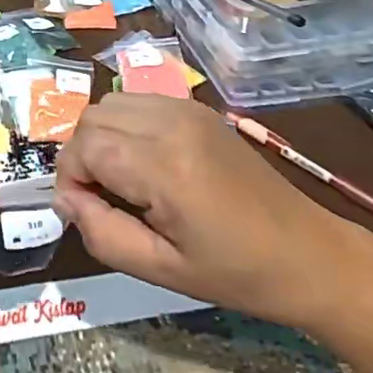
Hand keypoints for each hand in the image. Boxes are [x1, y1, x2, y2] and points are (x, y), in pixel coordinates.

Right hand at [53, 94, 353, 327]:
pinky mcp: (195, 107)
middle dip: (80, 155)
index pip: (84, 147)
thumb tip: (65, 199)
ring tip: (119, 177)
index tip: (81, 208)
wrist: (307, 252)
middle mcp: (171, 123)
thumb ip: (102, 233)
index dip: (69, 177)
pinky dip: (124, 125)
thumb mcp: (161, 270)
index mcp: (165, 167)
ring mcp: (185, 108)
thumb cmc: (235, 272)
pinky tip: (143, 159)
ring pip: (110, 103)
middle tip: (98, 195)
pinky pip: (137, 100)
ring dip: (100, 136)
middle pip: (91, 118)